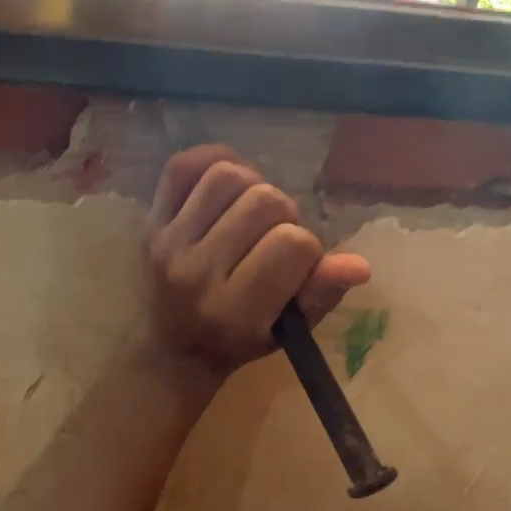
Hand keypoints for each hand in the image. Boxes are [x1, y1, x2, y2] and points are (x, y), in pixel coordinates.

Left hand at [146, 145, 370, 372]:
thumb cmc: (240, 341)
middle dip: (284, 213)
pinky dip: (213, 160)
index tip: (299, 263)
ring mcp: (168, 243)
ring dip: (253, 184)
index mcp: (235, 309)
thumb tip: (360, 265)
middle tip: (276, 235)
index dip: (309, 247)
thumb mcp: (288, 331)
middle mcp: (197, 273)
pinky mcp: (151, 223)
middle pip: (263, 202)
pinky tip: (230, 182)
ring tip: (254, 209)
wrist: (173, 350)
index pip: (292, 245)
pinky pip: (182, 166)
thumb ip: (321, 295)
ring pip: (227, 175)